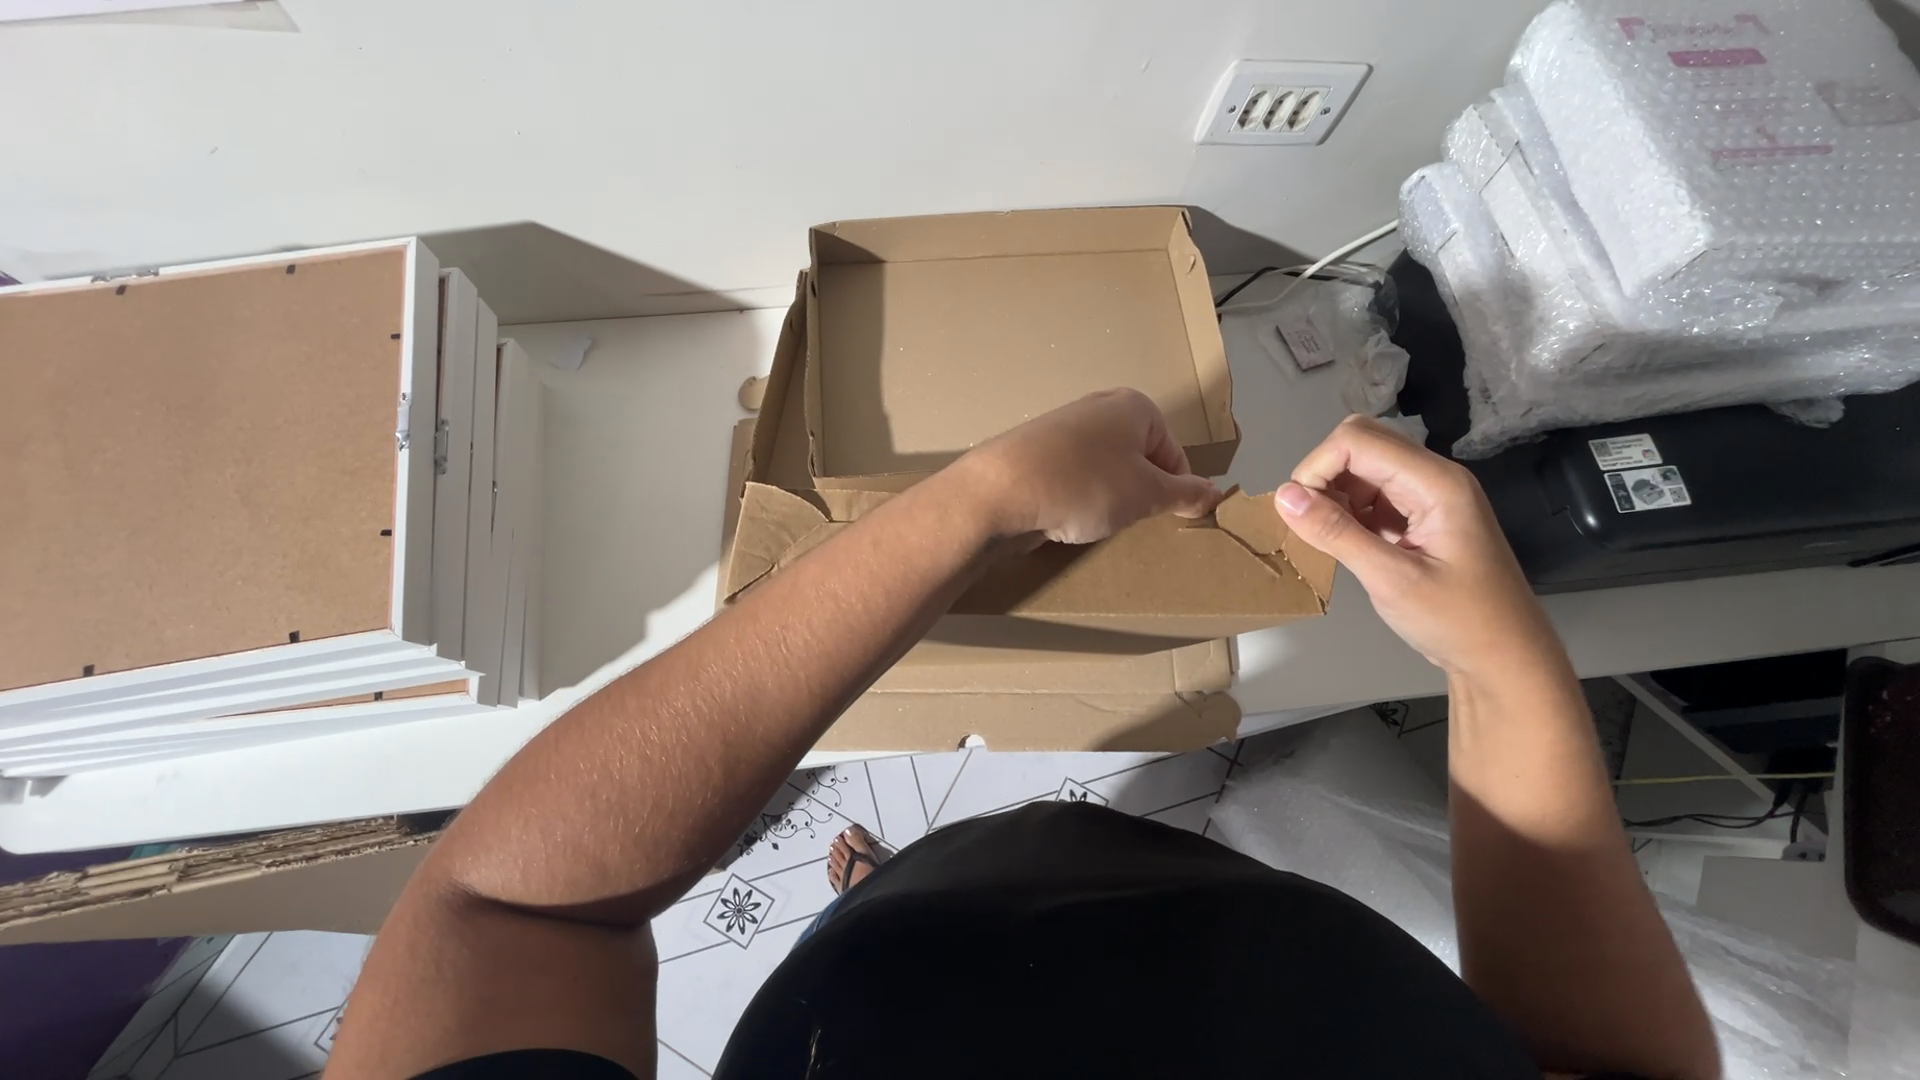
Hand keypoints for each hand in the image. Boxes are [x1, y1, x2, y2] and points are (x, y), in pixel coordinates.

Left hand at [948, 388, 1221, 544]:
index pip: (1173, 453)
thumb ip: (1184, 494)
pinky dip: (1074, 499)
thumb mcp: (1147, 494)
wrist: (1001, 491)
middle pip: (1136, 461)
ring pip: (1102, 472)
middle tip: (1126, 520)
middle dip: (1136, 495)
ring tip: (1092, 521)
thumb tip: (1214, 492)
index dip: (1175, 490)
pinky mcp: (1034, 454)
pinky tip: (1064, 517)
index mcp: (1134, 406)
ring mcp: (1061, 429)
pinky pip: (1070, 480)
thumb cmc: (1086, 485)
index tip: (1166, 518)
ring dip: (1105, 500)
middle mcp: (1098, 408)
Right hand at [1275, 415, 1556, 676]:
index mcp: (1435, 483)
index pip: (1357, 440)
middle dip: (1323, 474)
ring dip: (1332, 494)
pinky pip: (1370, 493)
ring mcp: (1425, 495)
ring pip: (1360, 466)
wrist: (1504, 658)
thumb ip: (1335, 533)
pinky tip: (1344, 543)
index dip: (1317, 467)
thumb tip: (1282, 496)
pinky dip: (1346, 511)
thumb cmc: (1457, 621)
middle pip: (1360, 442)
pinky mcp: (1417, 516)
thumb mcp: (1390, 579)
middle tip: (1311, 521)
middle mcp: (1432, 477)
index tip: (1299, 512)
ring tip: (1328, 539)